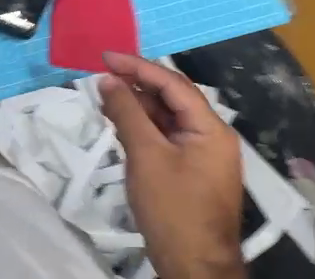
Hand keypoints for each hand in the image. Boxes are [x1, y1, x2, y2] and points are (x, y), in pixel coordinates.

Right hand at [96, 52, 244, 278]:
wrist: (193, 266)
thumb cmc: (172, 207)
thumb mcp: (145, 154)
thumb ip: (126, 111)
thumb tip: (107, 79)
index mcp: (211, 129)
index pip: (172, 84)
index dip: (137, 66)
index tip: (105, 57)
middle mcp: (212, 137)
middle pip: (172, 97)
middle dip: (137, 83)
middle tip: (102, 74)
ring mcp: (202, 155)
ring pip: (167, 116)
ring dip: (137, 104)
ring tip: (104, 97)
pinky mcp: (191, 170)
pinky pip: (165, 135)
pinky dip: (142, 124)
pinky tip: (119, 121)